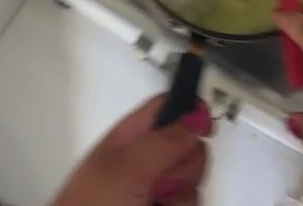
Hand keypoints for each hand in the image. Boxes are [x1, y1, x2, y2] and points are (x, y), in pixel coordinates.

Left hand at [49, 94, 211, 205]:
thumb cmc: (96, 203)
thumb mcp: (128, 165)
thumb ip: (166, 140)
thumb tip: (198, 114)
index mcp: (133, 135)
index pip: (169, 106)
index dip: (191, 109)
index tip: (206, 126)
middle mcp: (148, 159)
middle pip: (190, 144)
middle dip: (185, 163)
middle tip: (162, 180)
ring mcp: (157, 189)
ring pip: (193, 179)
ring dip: (182, 192)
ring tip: (157, 203)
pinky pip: (191, 202)